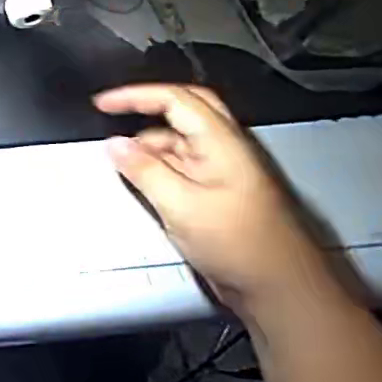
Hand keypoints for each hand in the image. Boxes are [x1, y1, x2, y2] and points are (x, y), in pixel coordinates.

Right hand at [95, 83, 341, 313]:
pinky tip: (141, 183)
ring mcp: (221, 169)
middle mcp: (223, 149)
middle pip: (182, 110)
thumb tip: (115, 145)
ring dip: (149, 145)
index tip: (104, 103)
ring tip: (121, 163)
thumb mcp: (181, 206)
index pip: (175, 99)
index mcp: (221, 142)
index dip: (136, 96)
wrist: (277, 286)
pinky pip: (182, 165)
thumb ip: (144, 170)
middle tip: (112, 115)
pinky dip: (157, 166)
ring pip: (179, 140)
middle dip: (144, 109)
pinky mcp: (216, 191)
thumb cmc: (240, 246)